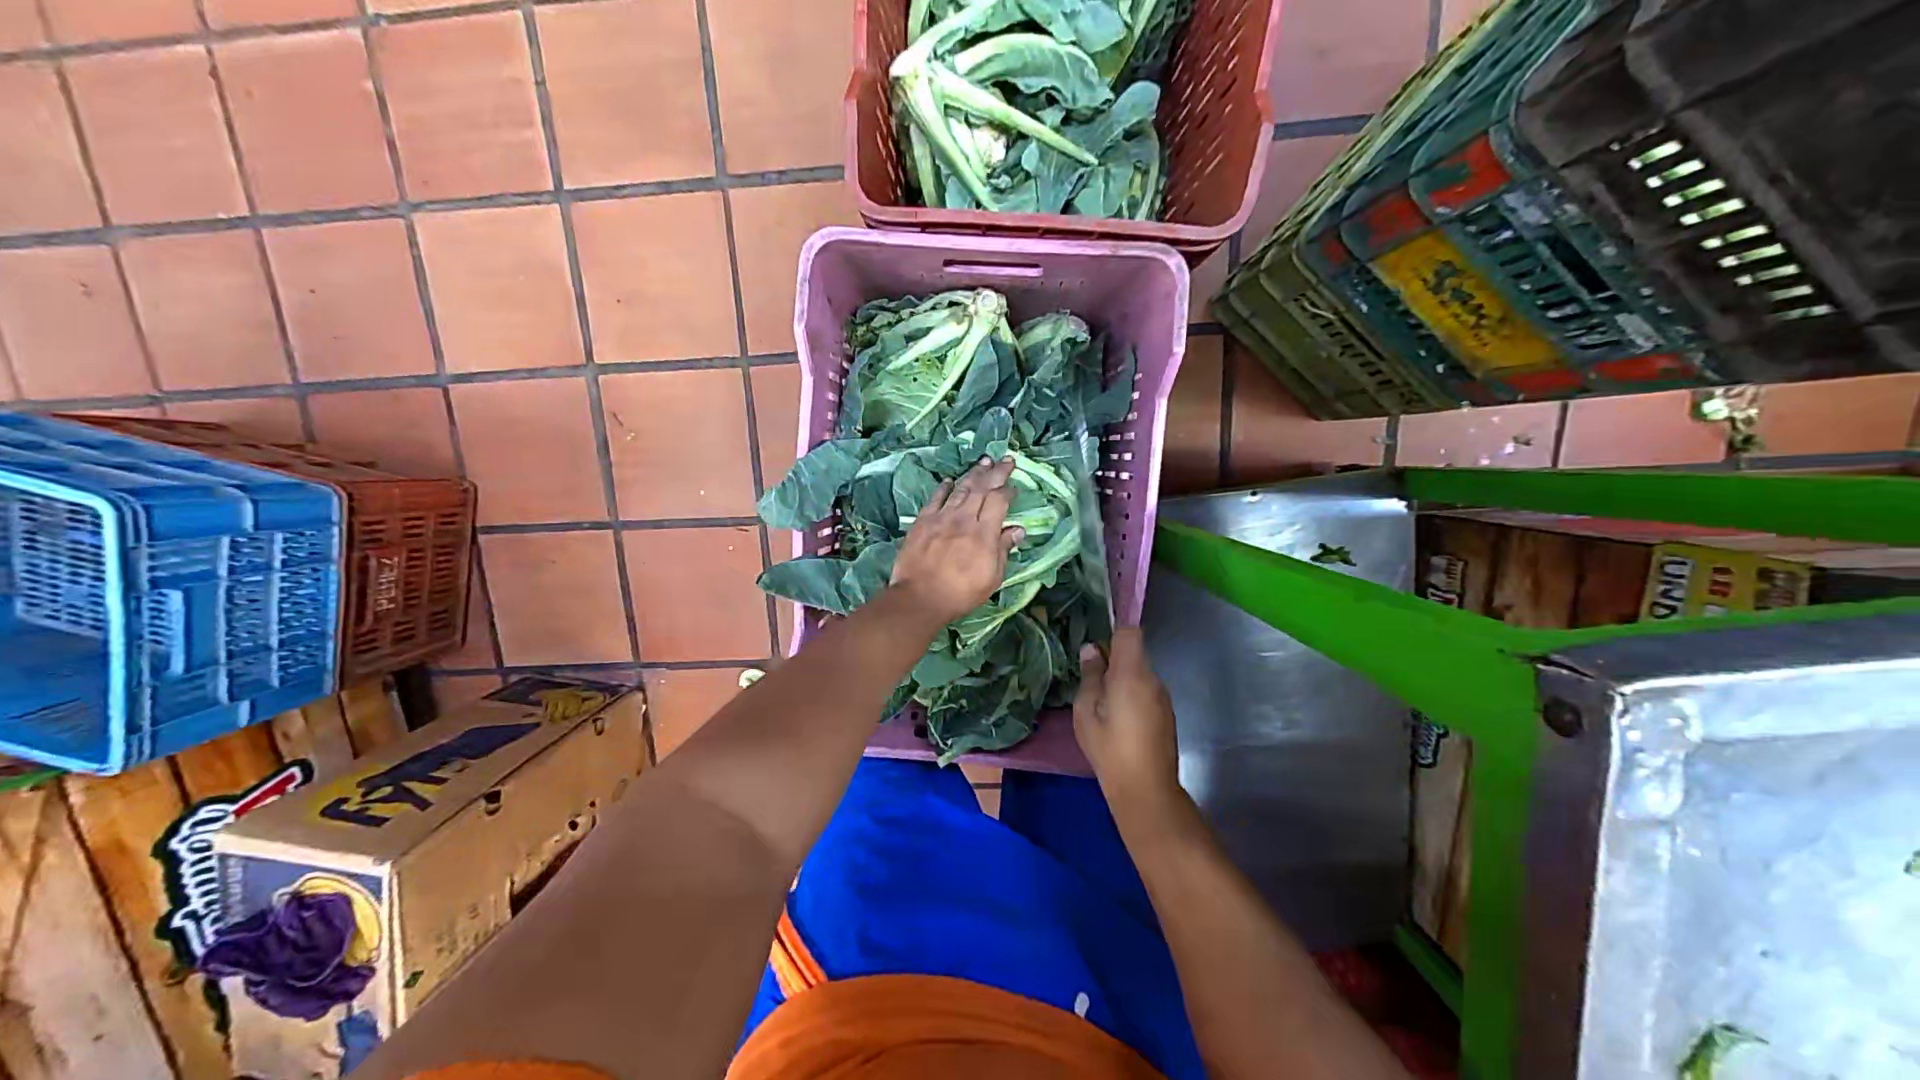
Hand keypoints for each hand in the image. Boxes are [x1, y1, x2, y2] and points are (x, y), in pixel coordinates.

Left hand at [889, 456, 1023, 626]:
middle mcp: (963, 519)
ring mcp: (941, 518)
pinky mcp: (922, 522)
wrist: (920, 597)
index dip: (1008, 491)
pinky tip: (950, 480)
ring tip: (984, 461)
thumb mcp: (992, 577)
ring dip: (974, 473)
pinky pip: (936, 498)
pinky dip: (944, 487)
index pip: (999, 502)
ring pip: (960, 489)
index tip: (1014, 488)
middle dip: (996, 472)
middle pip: (982, 488)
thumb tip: (1017, 530)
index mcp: (983, 533)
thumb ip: (1003, 549)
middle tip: (1006, 459)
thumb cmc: (961, 593)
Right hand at [1074, 629, 1180, 812]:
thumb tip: (1092, 650)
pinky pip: (1147, 692)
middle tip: (1091, 681)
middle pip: (1135, 653)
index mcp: (1132, 672)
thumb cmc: (1109, 747)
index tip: (1096, 648)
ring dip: (1123, 681)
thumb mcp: (1086, 710)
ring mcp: (1163, 697)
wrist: (1146, 789)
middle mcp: (1153, 678)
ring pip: (1140, 674)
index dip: (1113, 633)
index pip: (1130, 632)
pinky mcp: (1167, 714)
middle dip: (1113, 661)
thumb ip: (1090, 676)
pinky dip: (1132, 696)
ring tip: (1102, 705)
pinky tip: (1119, 720)